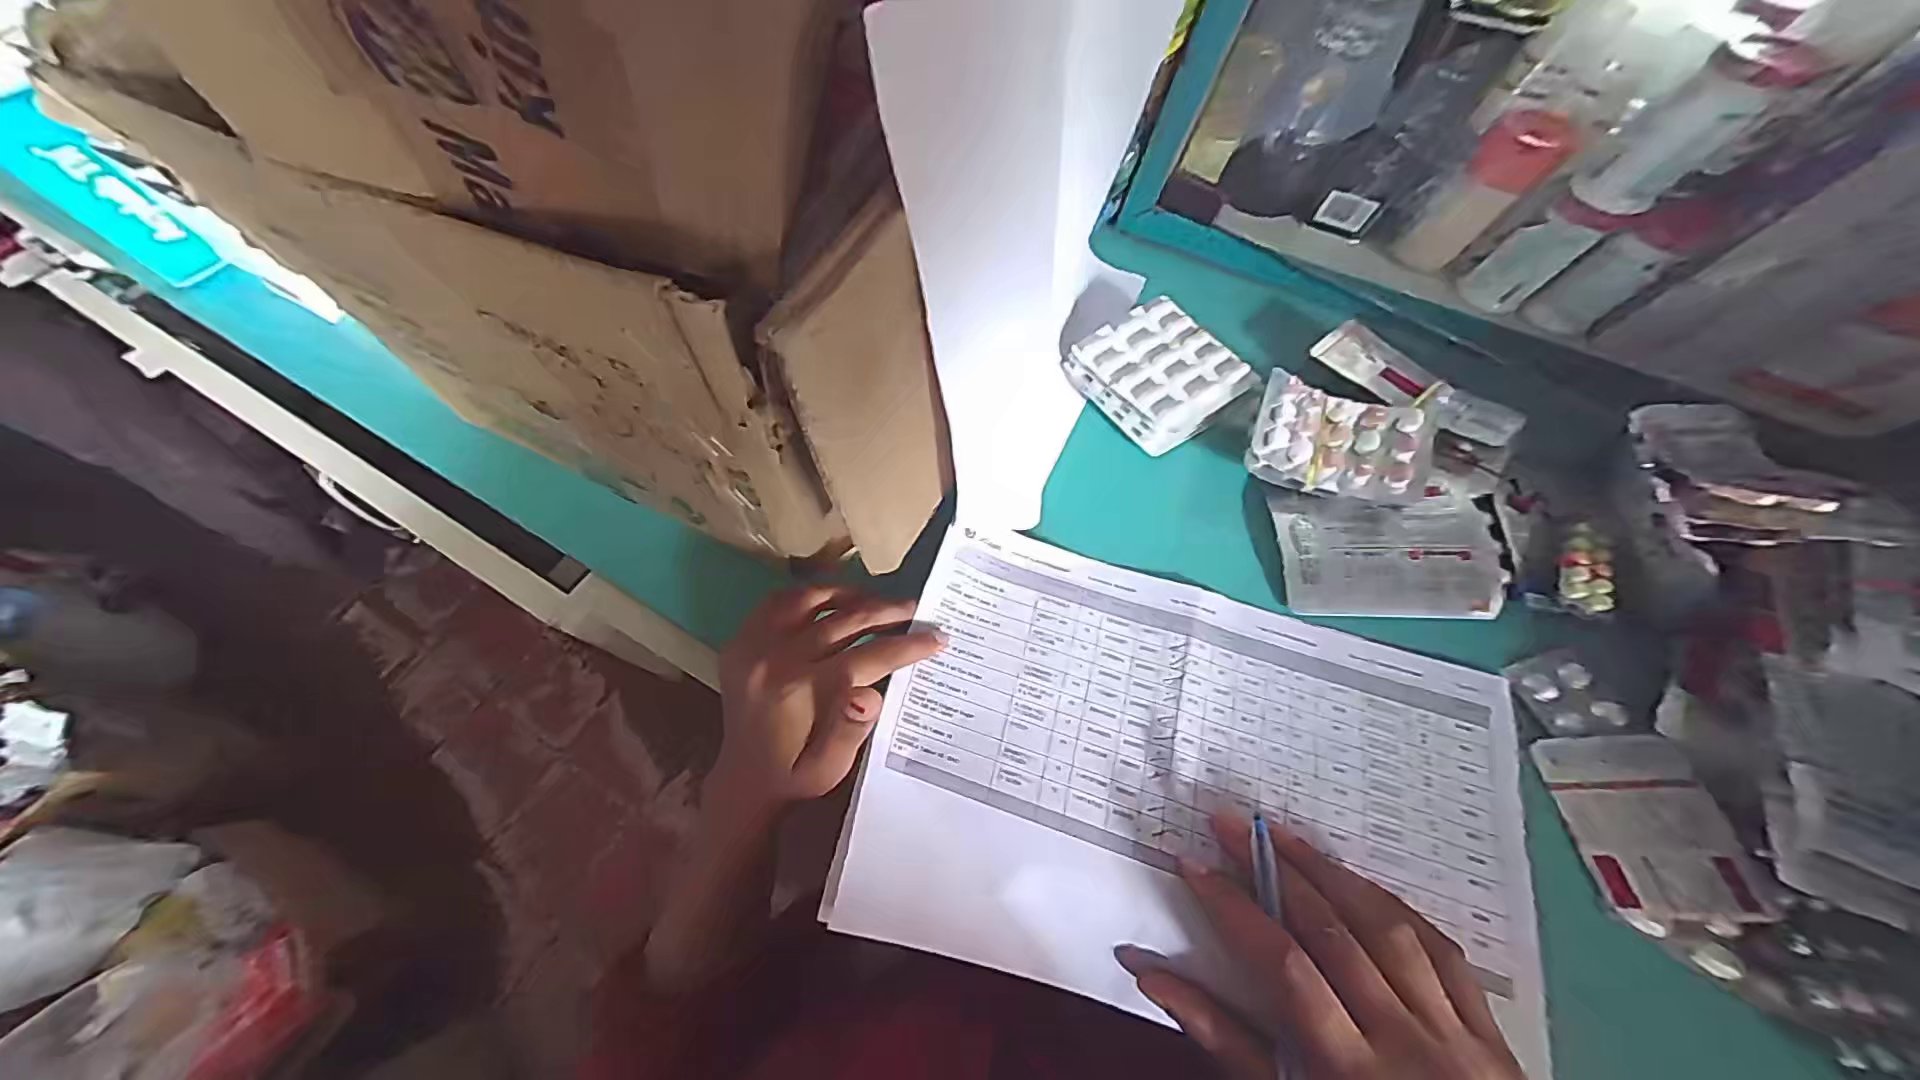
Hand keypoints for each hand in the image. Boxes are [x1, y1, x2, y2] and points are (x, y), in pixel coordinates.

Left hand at [709, 585, 944, 817]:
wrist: (742, 777)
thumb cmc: (793, 775)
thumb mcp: (828, 770)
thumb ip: (850, 732)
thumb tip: (872, 695)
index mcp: (801, 691)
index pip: (866, 656)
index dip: (905, 646)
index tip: (936, 637)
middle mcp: (776, 659)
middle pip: (843, 621)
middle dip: (887, 612)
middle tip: (916, 609)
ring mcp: (755, 644)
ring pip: (812, 599)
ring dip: (850, 595)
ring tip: (877, 600)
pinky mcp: (743, 639)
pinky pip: (780, 600)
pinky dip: (811, 594)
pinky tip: (833, 600)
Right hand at [1119, 811, 1524, 1079]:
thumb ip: (1223, 1041)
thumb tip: (1153, 977)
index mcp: (1349, 1069)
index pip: (1281, 963)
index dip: (1232, 906)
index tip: (1193, 866)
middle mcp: (1405, 1040)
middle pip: (1330, 928)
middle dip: (1271, 867)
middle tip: (1230, 825)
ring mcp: (1454, 1033)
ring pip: (1384, 925)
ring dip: (1327, 870)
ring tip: (1282, 835)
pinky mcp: (1488, 1031)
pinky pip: (1439, 947)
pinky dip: (1389, 904)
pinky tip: (1354, 880)